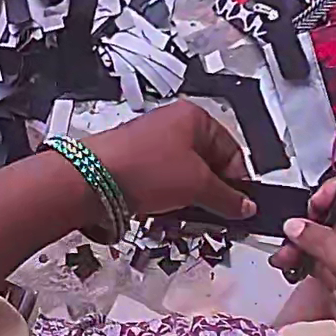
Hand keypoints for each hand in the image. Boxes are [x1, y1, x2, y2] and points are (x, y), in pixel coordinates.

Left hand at [83, 100, 256, 219]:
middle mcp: (170, 128)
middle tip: (215, 216)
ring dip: (188, 202)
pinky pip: (160, 187)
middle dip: (211, 194)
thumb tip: (244, 206)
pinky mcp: (133, 168)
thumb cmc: (141, 166)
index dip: (239, 181)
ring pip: (182, 180)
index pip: (231, 150)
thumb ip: (227, 198)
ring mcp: (150, 147)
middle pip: (206, 166)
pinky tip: (163, 216)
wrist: (91, 181)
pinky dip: (166, 203)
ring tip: (186, 218)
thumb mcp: (197, 185)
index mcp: (193, 118)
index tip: (241, 206)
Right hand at [268, 179, 335, 335]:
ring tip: (286, 255)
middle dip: (310, 220)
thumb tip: (295, 226)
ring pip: (319, 238)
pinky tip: (287, 265)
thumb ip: (329, 245)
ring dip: (298, 243)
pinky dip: (296, 261)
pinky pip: (311, 262)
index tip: (316, 203)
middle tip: (295, 230)